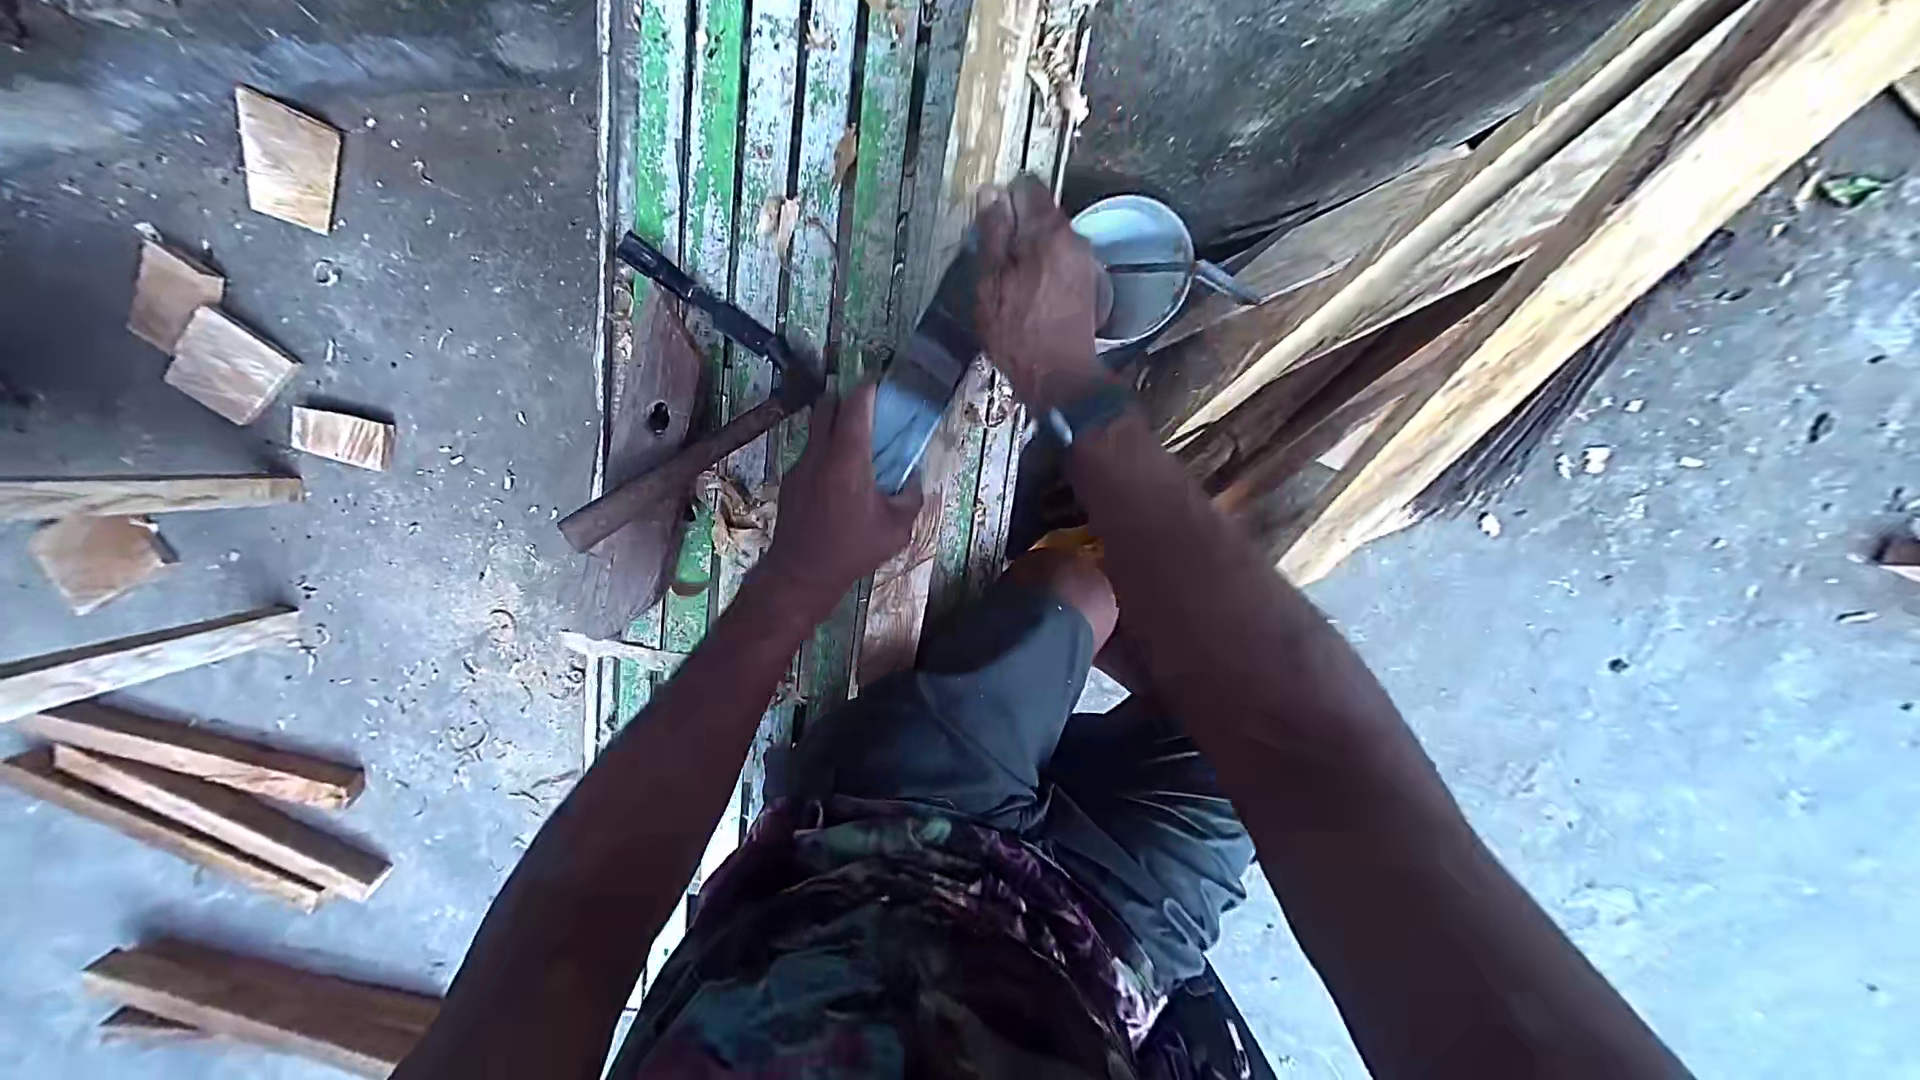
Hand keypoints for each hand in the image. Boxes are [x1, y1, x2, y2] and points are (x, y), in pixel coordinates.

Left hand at [759, 384, 923, 619]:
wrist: (801, 574)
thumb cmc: (852, 550)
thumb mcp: (896, 530)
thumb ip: (911, 499)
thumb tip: (914, 481)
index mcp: (847, 460)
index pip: (855, 406)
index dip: (869, 389)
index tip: (881, 383)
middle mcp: (819, 455)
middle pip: (826, 405)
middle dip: (847, 399)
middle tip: (868, 410)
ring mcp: (800, 467)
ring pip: (816, 430)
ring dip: (835, 428)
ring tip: (857, 449)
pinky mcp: (790, 482)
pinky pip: (811, 455)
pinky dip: (826, 454)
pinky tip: (840, 482)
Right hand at [975, 175, 1114, 411]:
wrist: (1059, 378)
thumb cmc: (1021, 335)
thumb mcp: (990, 283)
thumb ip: (991, 234)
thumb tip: (991, 197)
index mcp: (1049, 231)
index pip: (1026, 186)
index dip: (1002, 200)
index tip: (988, 224)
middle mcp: (1075, 239)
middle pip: (1040, 215)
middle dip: (1016, 232)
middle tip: (994, 263)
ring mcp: (1085, 264)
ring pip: (1050, 242)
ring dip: (1029, 255)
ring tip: (1010, 288)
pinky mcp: (1087, 287)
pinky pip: (1059, 265)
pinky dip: (1043, 274)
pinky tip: (1029, 300)